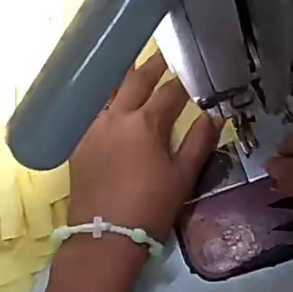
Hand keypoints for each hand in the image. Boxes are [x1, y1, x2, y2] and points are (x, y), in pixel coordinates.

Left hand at [66, 53, 220, 249]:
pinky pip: (90, 110)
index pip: (169, 93)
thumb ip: (199, 142)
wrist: (105, 237)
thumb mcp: (183, 177)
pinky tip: (106, 99)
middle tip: (162, 54)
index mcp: (145, 123)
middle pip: (134, 82)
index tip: (192, 71)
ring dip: (122, 77)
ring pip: (107, 92)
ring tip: (131, 66)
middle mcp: (116, 117)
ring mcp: (92, 128)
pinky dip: (101, 98)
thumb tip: (215, 116)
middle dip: (151, 66)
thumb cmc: (150, 207)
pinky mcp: (77, 143)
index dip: (183, 81)